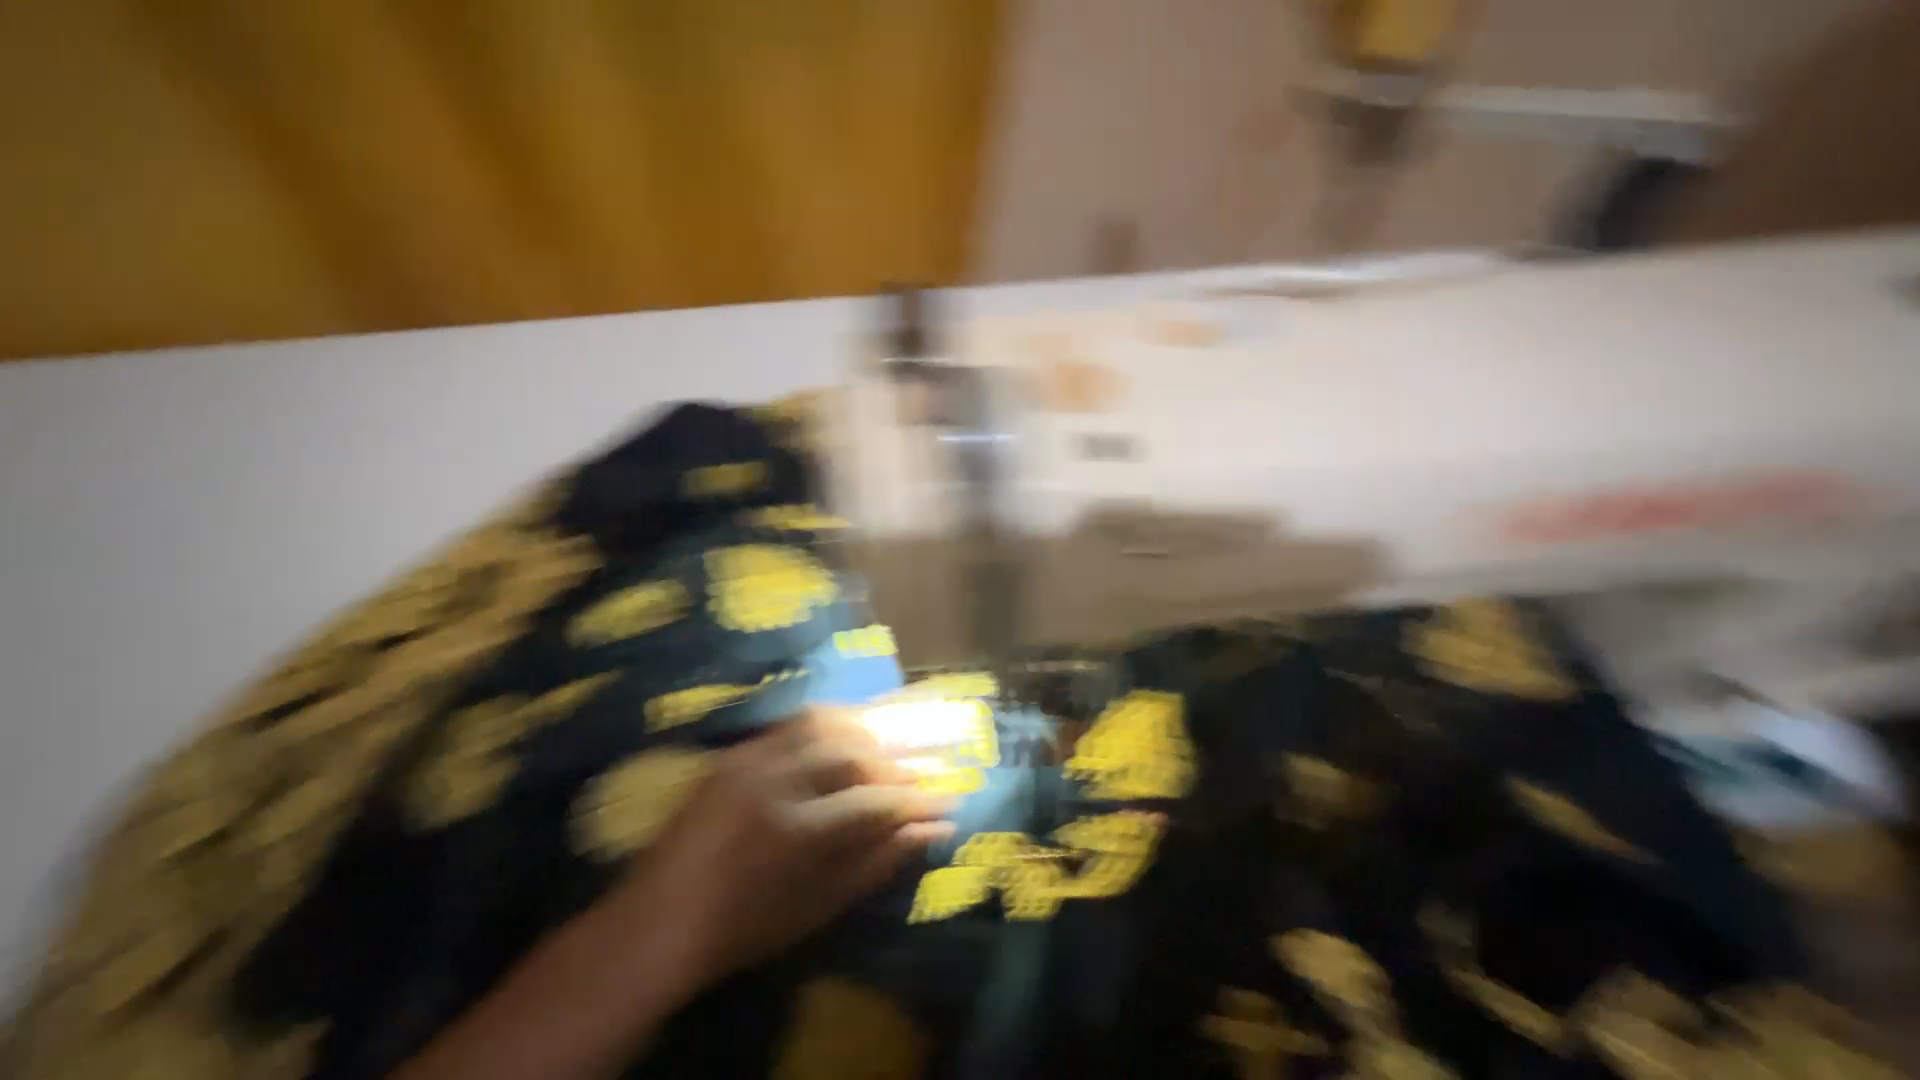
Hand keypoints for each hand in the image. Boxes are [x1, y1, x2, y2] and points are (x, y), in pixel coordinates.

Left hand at [607, 707, 955, 993]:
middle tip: (920, 775)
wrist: (657, 922)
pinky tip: (842, 741)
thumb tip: (932, 831)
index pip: (877, 800)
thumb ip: (878, 862)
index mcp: (797, 829)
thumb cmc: (744, 928)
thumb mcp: (819, 906)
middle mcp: (774, 780)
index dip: (918, 801)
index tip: (948, 803)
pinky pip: (790, 724)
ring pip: (822, 722)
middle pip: (853, 750)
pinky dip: (826, 726)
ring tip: (885, 750)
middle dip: (895, 762)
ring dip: (863, 731)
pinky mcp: (733, 754)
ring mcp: (749, 760)